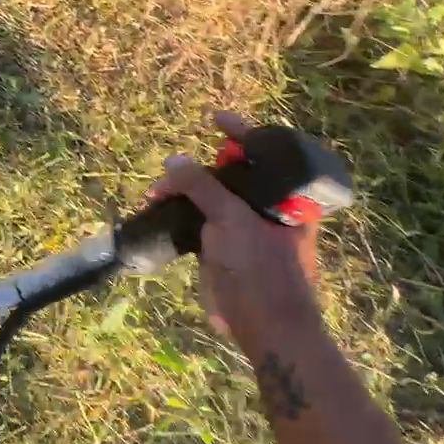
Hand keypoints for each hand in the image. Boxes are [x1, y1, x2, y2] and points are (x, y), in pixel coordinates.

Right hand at [155, 111, 322, 356]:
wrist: (264, 326)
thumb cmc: (261, 270)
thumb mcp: (231, 220)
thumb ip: (202, 186)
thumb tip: (174, 160)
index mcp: (286, 202)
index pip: (266, 156)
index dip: (242, 134)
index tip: (216, 117)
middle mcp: (267, 211)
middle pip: (231, 174)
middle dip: (198, 166)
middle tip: (172, 171)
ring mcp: (244, 230)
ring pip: (209, 196)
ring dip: (181, 189)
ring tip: (157, 193)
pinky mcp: (223, 247)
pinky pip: (198, 218)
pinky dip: (177, 209)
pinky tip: (158, 207)